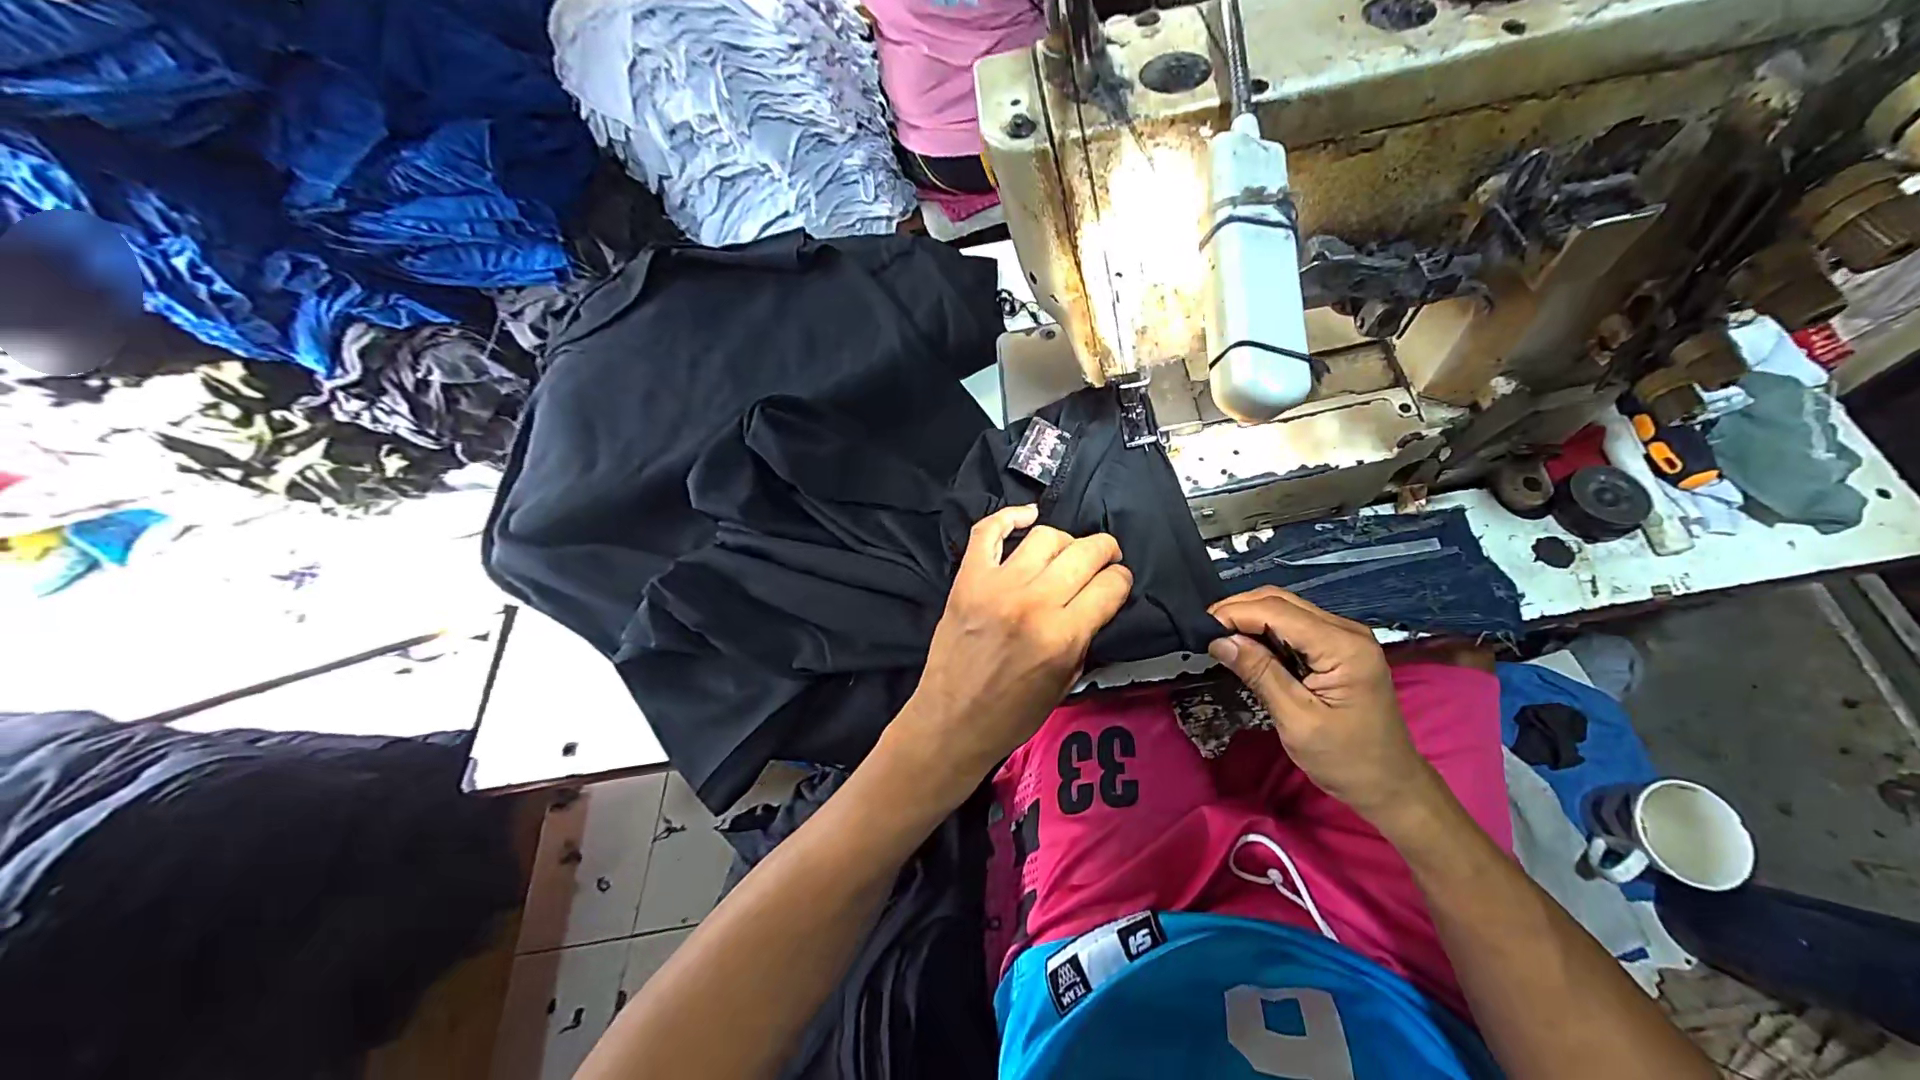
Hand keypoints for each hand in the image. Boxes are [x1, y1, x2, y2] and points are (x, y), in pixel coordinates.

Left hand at [902, 504, 1132, 774]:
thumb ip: (1085, 635)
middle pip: (1085, 552)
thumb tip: (1098, 600)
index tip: (1118, 583)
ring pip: (1045, 536)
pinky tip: (1027, 516)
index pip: (1111, 585)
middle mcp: (1033, 602)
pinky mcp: (968, 579)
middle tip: (1104, 558)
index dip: (1121, 581)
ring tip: (1067, 552)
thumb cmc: (1012, 713)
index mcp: (1063, 635)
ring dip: (1066, 540)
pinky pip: (988, 531)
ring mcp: (997, 586)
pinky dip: (1009, 516)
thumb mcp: (1066, 681)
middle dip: (1105, 551)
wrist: (953, 720)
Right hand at [1207, 586, 1439, 825]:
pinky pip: (1294, 625)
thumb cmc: (1346, 759)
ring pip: (1286, 608)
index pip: (1278, 611)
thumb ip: (1260, 673)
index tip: (1200, 627)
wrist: (1390, 785)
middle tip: (1204, 631)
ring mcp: (1344, 637)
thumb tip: (1219, 641)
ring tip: (1218, 636)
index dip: (1235, 613)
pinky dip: (1264, 628)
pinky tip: (1245, 643)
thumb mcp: (1297, 720)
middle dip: (1239, 610)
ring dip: (1249, 617)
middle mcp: (1347, 631)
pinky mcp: (1338, 648)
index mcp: (1343, 647)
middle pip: (1281, 601)